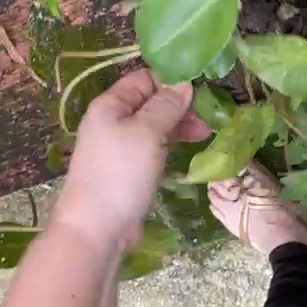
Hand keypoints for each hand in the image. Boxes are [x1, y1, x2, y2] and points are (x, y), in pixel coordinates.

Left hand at [52, 71, 209, 249]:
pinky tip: (188, 149)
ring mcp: (119, 146)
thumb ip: (166, 106)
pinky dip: (171, 144)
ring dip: (179, 126)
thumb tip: (184, 83)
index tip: (200, 91)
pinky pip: (152, 147)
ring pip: (153, 126)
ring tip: (205, 134)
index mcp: (110, 105)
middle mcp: (112, 121)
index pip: (143, 79)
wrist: (97, 227)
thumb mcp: (147, 133)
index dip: (171, 81)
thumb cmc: (120, 174)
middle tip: (209, 118)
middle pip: (150, 102)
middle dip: (179, 106)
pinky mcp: (127, 169)